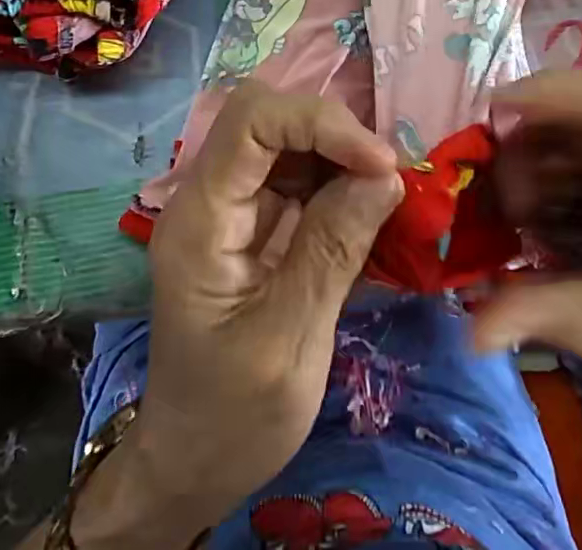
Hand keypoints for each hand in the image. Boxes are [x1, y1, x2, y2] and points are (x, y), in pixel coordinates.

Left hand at [72, 82, 402, 547]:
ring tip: (389, 193)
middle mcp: (209, 197)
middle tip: (389, 177)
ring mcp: (231, 209)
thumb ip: (333, 249)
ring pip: (286, 143)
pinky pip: (298, 180)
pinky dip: (338, 183)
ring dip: (340, 156)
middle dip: (333, 133)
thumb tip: (385, 175)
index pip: (250, 121)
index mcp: (200, 219)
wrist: (192, 460)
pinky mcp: (253, 226)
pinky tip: (370, 210)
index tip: (380, 164)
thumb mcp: (290, 341)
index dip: (318, 122)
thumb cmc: (232, 416)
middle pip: (266, 120)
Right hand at [471, 69, 581, 430]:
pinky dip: (545, 171)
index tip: (501, 109)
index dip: (565, 93)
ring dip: (536, 154)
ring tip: (522, 212)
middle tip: (505, 191)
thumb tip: (472, 328)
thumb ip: (552, 320)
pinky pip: (581, 151)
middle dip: (535, 132)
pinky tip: (540, 217)